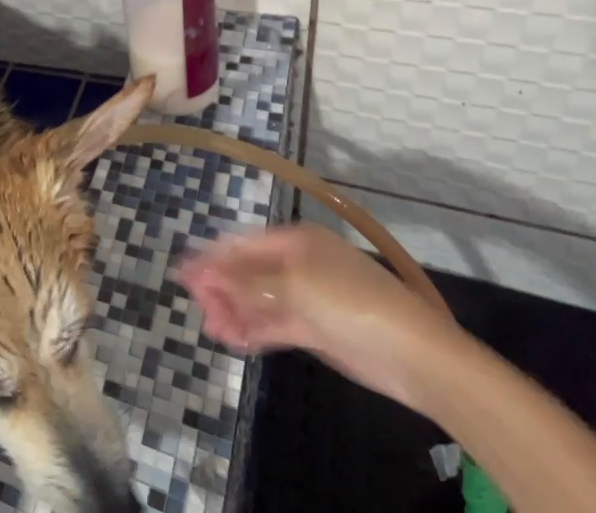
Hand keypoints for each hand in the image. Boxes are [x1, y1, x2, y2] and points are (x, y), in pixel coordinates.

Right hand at [175, 225, 460, 409]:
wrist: (412, 354)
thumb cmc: (350, 302)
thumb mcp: (292, 284)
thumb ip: (244, 280)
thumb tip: (202, 270)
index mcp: (298, 241)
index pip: (244, 243)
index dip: (212, 258)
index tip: (183, 275)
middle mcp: (300, 264)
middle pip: (249, 273)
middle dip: (222, 288)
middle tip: (200, 308)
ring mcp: (308, 298)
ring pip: (259, 301)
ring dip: (235, 312)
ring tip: (213, 329)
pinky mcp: (314, 329)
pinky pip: (274, 324)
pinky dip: (253, 330)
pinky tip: (233, 339)